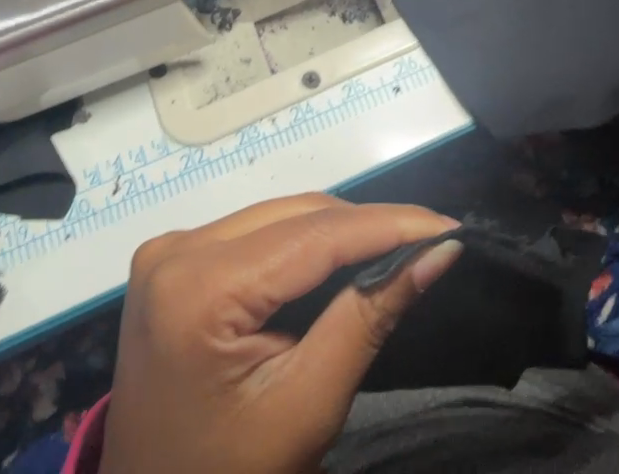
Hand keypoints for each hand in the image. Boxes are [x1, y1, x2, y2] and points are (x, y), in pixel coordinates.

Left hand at [100, 194, 461, 473]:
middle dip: (369, 225)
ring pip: (279, 217)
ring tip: (399, 248)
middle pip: (296, 216)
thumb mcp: (307, 402)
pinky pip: (256, 233)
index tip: (450, 226)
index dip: (390, 225)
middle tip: (433, 242)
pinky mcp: (172, 262)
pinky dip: (305, 242)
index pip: (315, 235)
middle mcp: (176, 250)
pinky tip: (343, 258)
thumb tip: (439, 253)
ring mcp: (168, 252)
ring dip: (341, 230)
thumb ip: (370, 316)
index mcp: (197, 288)